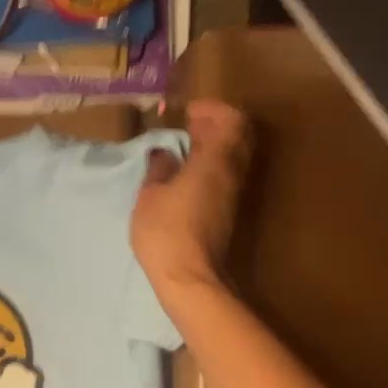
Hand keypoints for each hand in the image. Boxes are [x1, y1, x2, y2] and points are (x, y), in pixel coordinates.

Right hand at [131, 99, 252, 296]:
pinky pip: (226, 175)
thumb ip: (158, 169)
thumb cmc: (165, 232)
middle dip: (216, 126)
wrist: (189, 276)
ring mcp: (233, 193)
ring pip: (234, 157)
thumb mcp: (149, 196)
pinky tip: (187, 176)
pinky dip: (212, 166)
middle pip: (238, 136)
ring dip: (214, 147)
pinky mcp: (227, 211)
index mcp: (215, 160)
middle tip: (189, 126)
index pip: (231, 120)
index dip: (213, 111)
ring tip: (185, 150)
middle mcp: (232, 172)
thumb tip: (164, 154)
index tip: (189, 113)